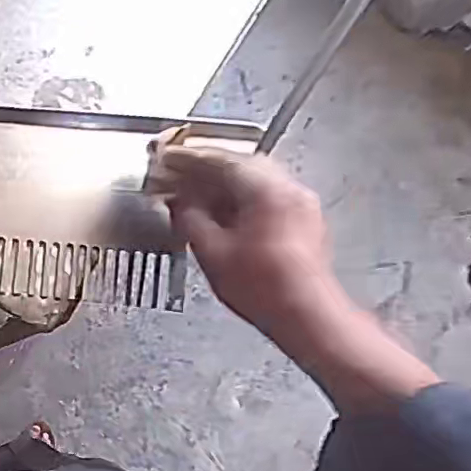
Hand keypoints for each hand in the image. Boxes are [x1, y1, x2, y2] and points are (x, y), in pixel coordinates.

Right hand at [149, 130, 438, 412]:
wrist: (303, 312)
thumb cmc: (264, 287)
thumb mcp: (210, 251)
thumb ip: (190, 219)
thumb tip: (178, 203)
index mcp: (266, 190)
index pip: (220, 160)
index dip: (187, 158)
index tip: (167, 158)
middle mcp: (288, 190)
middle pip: (239, 164)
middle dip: (203, 168)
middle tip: (175, 173)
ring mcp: (298, 204)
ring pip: (252, 179)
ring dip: (219, 183)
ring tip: (191, 194)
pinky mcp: (301, 220)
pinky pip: (263, 195)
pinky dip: (235, 197)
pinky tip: (216, 211)